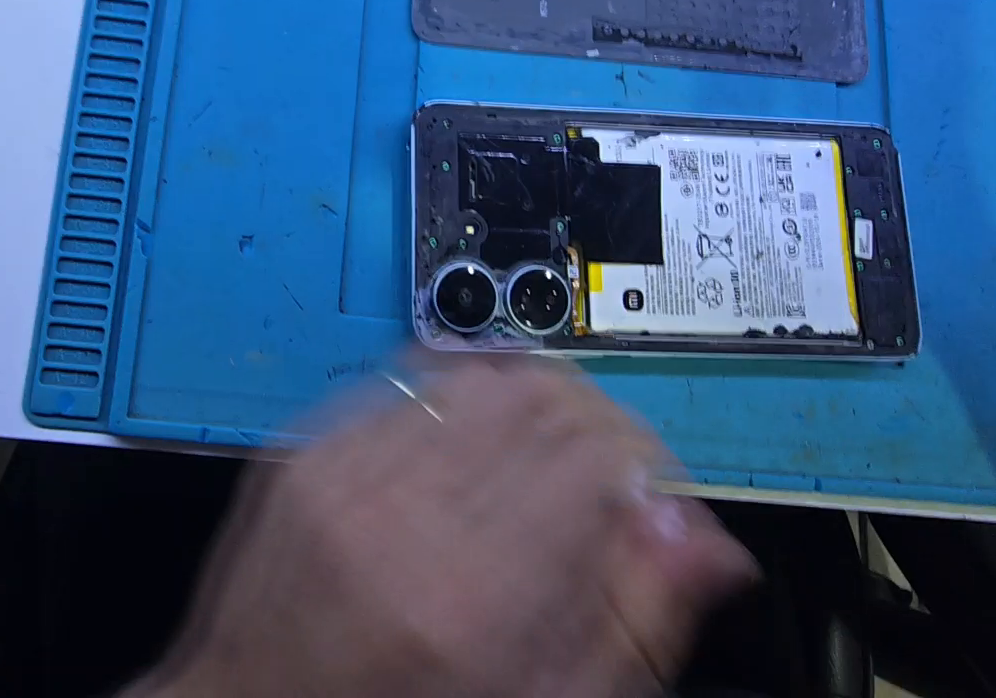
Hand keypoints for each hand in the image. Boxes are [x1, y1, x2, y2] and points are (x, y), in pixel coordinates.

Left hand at [130, 360, 756, 697]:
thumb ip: (627, 622)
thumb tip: (692, 530)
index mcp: (467, 597)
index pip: (591, 451)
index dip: (643, 457)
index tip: (650, 489)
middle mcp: (397, 514)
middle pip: (532, 393)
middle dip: (589, 417)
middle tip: (598, 465)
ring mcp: (338, 470)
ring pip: (469, 373)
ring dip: (522, 397)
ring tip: (534, 452)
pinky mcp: (304, 449)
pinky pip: (401, 382)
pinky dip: (453, 396)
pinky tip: (463, 440)